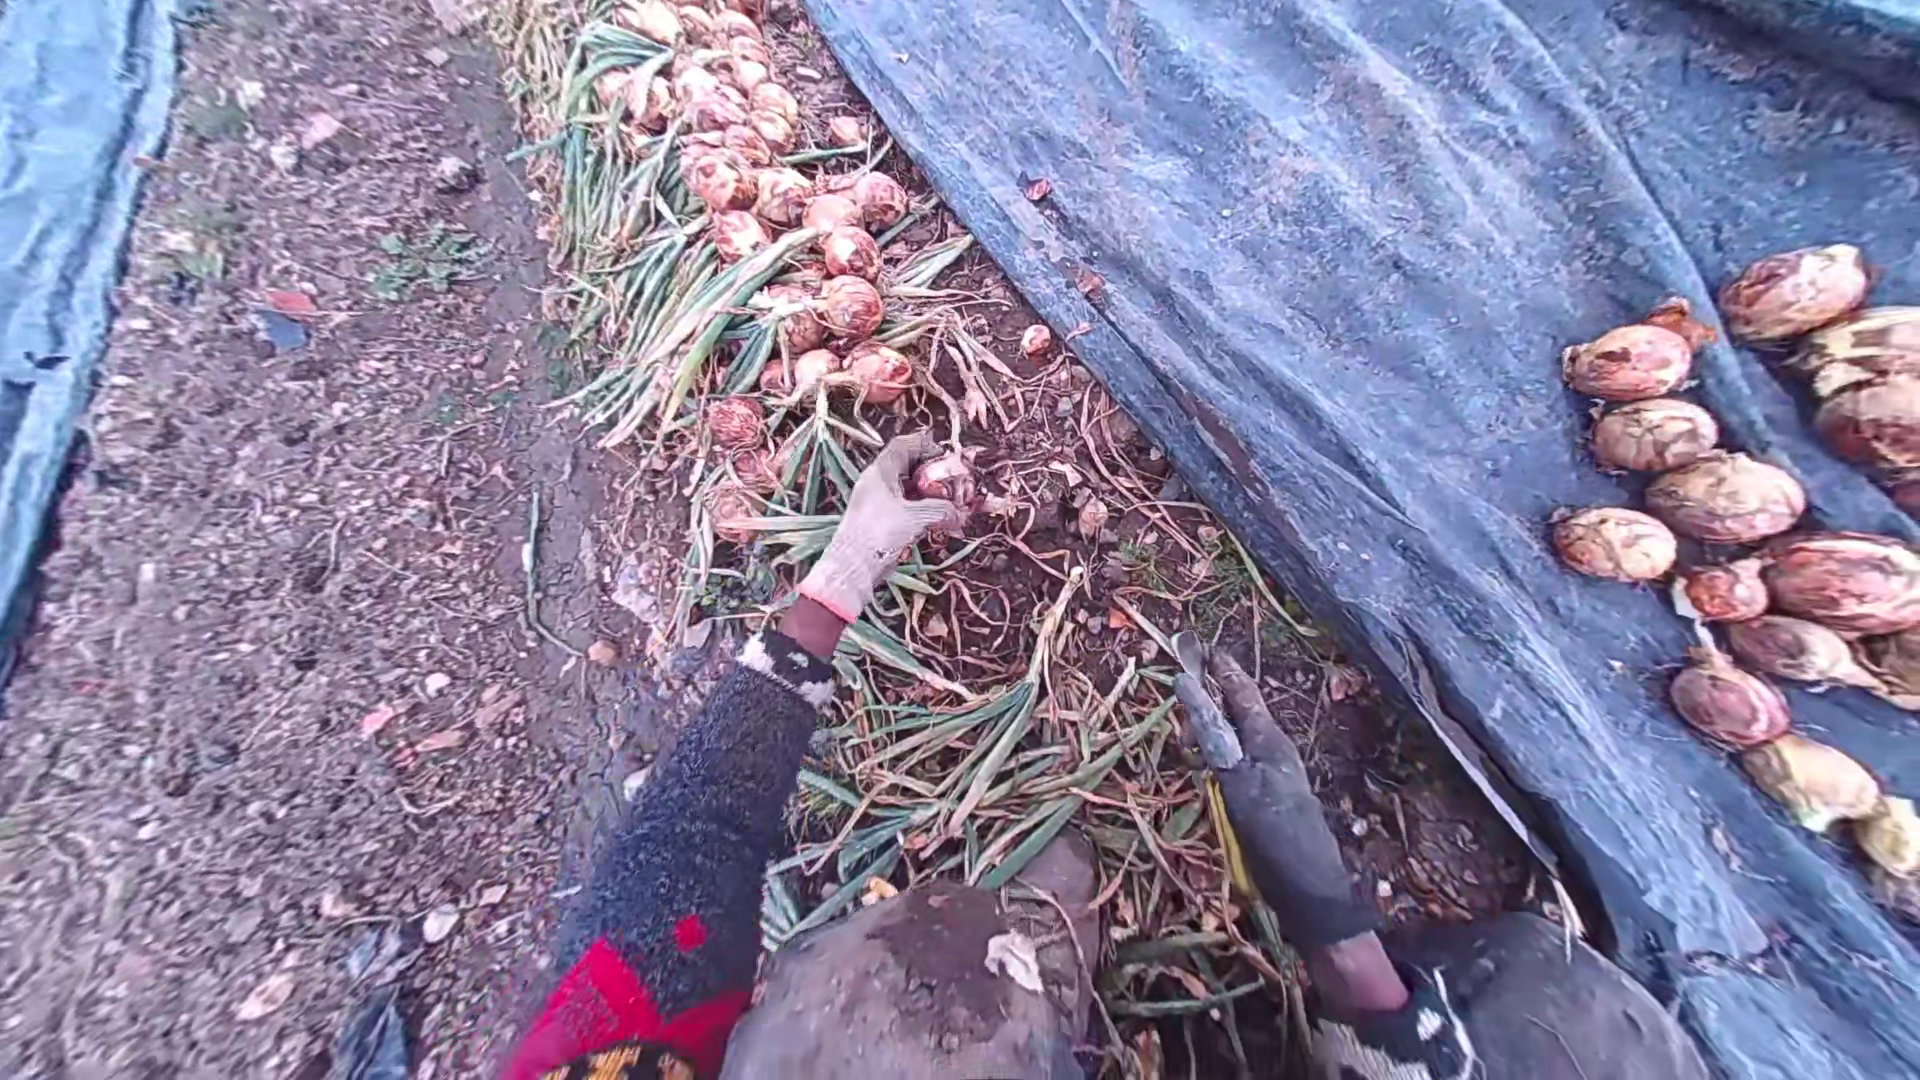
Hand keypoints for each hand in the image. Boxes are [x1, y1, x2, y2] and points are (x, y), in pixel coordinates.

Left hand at [798, 431, 961, 621]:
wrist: (853, 567)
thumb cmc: (879, 534)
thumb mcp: (915, 517)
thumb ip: (941, 510)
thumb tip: (960, 513)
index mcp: (879, 473)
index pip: (903, 446)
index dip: (925, 446)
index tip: (945, 456)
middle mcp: (876, 483)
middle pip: (907, 467)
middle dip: (931, 473)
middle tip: (951, 480)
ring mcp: (877, 502)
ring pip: (907, 489)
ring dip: (928, 494)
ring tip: (948, 502)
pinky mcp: (880, 521)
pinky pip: (905, 508)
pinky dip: (922, 511)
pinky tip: (937, 520)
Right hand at [1208, 651, 1378, 951]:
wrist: (1312, 895)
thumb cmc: (1274, 835)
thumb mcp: (1237, 780)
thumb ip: (1212, 733)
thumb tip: (1186, 684)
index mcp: (1268, 738)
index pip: (1240, 689)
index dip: (1219, 666)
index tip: (1196, 645)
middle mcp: (1272, 747)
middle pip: (1236, 709)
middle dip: (1209, 695)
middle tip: (1181, 691)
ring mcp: (1272, 770)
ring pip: (1235, 733)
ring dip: (1209, 724)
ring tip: (1185, 734)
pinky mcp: (1267, 792)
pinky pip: (1236, 756)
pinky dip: (1215, 750)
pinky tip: (1204, 762)